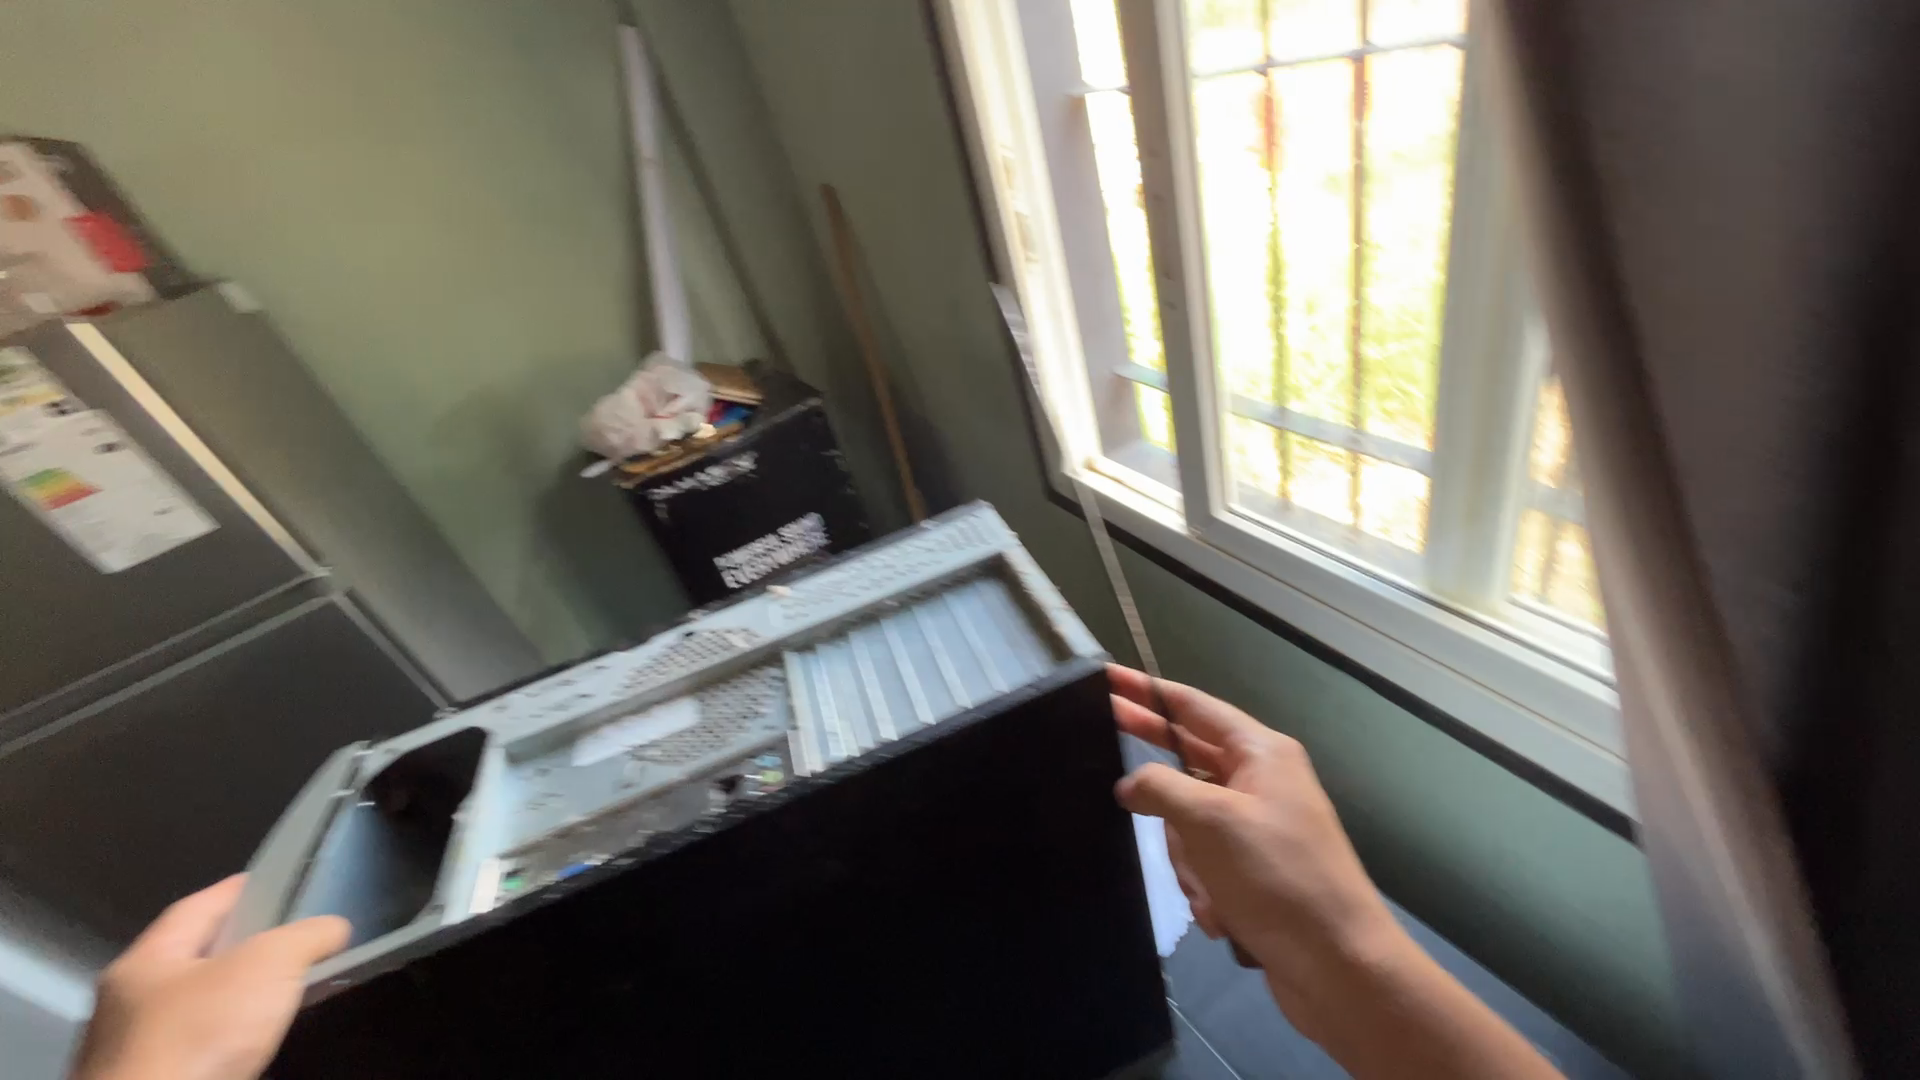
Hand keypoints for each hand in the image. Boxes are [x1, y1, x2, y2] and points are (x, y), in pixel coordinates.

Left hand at [70, 876, 349, 1079]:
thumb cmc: (202, 1030)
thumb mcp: (272, 961)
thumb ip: (310, 933)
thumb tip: (333, 930)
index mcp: (144, 962)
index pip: (199, 906)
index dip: (244, 888)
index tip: (283, 878)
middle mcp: (130, 1003)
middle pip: (202, 955)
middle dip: (252, 943)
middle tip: (304, 930)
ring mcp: (137, 1049)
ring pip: (207, 1001)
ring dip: (249, 991)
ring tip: (299, 981)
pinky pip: (210, 1040)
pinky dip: (242, 1029)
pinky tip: (272, 1029)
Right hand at [1108, 664, 1403, 1043]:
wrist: (1341, 970)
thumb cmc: (1277, 877)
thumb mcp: (1209, 821)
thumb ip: (1159, 787)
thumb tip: (1129, 786)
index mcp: (1260, 753)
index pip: (1192, 706)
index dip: (1147, 689)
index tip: (1108, 676)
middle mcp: (1261, 780)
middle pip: (1188, 759)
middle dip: (1155, 774)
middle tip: (1102, 728)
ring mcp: (1258, 826)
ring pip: (1189, 820)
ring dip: (1188, 856)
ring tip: (1205, 888)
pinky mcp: (1254, 869)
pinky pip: (1205, 859)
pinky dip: (1203, 884)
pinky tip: (1218, 913)